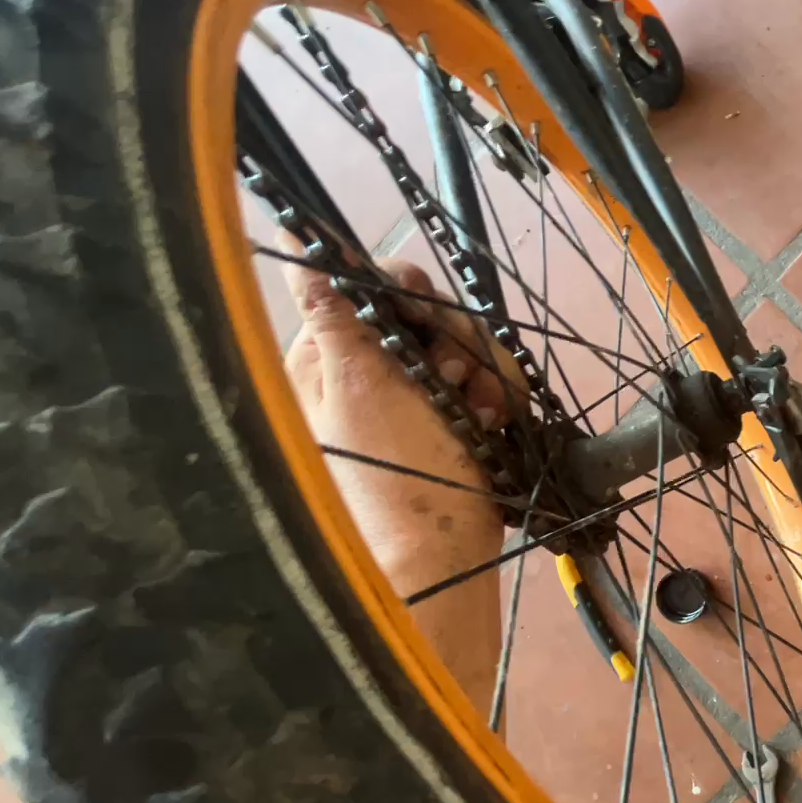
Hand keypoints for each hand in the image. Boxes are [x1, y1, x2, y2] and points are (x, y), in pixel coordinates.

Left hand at [282, 250, 520, 706]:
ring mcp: (424, 392)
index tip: (428, 314)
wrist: (444, 548)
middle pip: (433, 315)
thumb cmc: (394, 470)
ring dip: (487, 376)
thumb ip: (336, 317)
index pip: (376, 288)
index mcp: (334, 356)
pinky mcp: (462, 413)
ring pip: (472, 347)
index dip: (412, 293)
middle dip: (458, 344)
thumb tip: (301, 254)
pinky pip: (492, 380)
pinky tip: (494, 423)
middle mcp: (378, 367)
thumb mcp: (358, 387)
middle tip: (459, 380)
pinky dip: (499, 399)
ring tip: (484, 415)